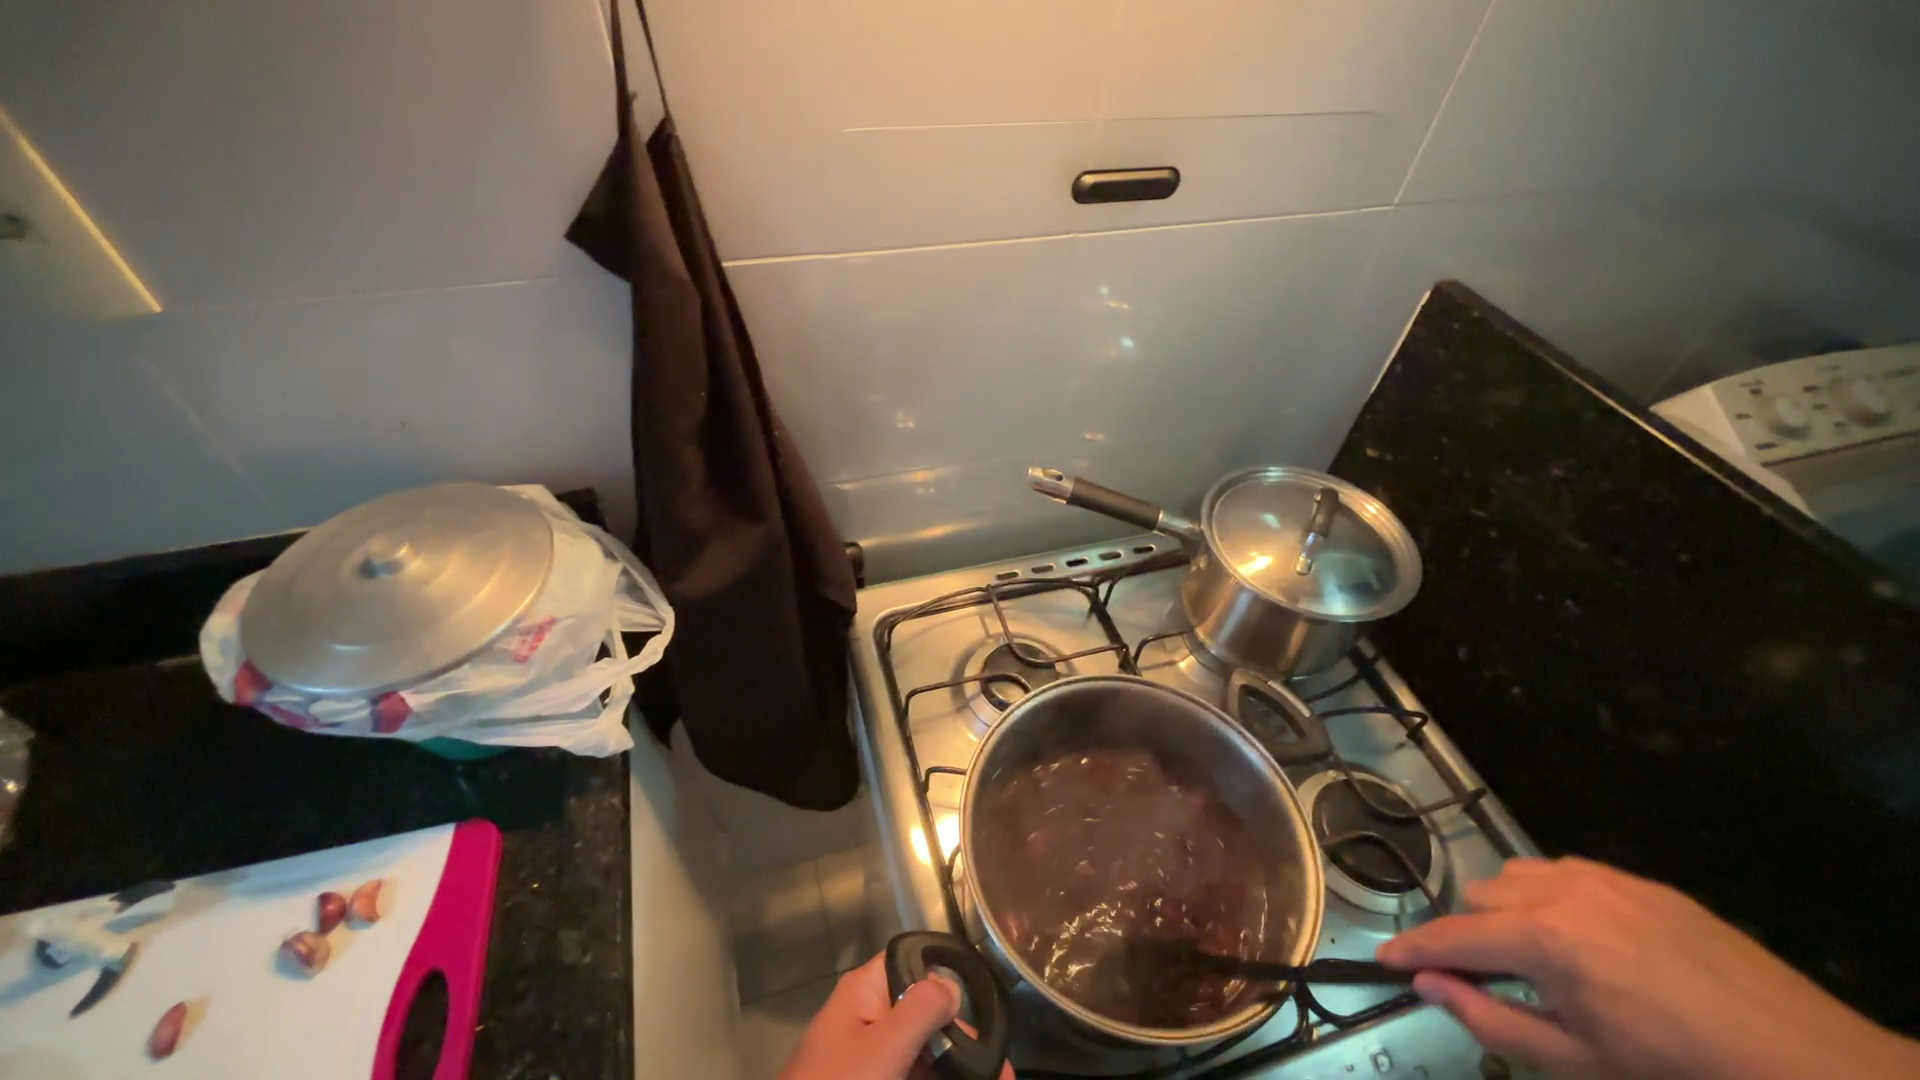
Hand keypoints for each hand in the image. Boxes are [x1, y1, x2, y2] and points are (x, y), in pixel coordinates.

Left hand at [780, 951, 1014, 1079]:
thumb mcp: (881, 1049)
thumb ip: (920, 1010)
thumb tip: (951, 982)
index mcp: (866, 992)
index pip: (912, 963)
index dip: (946, 977)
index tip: (981, 1005)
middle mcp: (871, 1017)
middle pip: (928, 1015)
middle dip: (966, 1040)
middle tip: (1002, 1071)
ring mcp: (874, 1057)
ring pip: (926, 1052)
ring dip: (961, 1066)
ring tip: (999, 1078)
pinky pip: (915, 1074)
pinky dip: (940, 1078)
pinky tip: (971, 1077)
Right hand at [1376, 857, 1919, 1078]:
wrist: (1808, 1063)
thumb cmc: (1679, 1071)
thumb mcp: (1578, 1063)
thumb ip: (1490, 1020)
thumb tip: (1427, 985)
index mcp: (1546, 940)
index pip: (1454, 937)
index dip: (1412, 949)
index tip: (1382, 958)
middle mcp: (1564, 892)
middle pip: (1479, 897)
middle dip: (1468, 935)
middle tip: (1483, 978)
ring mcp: (1605, 879)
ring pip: (1516, 875)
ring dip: (1505, 909)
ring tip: (1532, 955)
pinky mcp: (1641, 881)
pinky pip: (1565, 871)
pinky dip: (1547, 896)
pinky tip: (1578, 935)